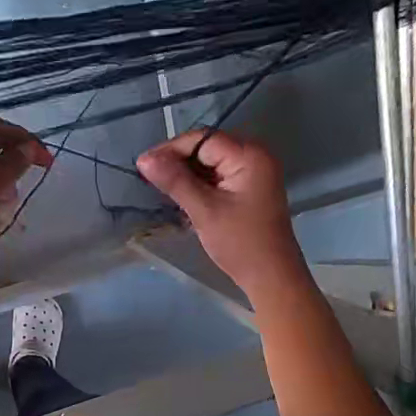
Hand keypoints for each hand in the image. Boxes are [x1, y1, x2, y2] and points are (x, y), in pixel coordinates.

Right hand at [136, 129, 307, 298]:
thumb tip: (144, 159)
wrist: (271, 277)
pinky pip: (219, 177)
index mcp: (249, 155)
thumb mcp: (205, 210)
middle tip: (148, 177)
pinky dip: (199, 184)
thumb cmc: (240, 243)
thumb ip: (175, 181)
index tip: (143, 165)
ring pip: (211, 163)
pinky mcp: (249, 189)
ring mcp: (254, 173)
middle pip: (207, 148)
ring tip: (160, 187)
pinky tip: (181, 196)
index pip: (203, 139)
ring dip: (186, 174)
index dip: (171, 149)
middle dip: (177, 161)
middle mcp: (255, 157)